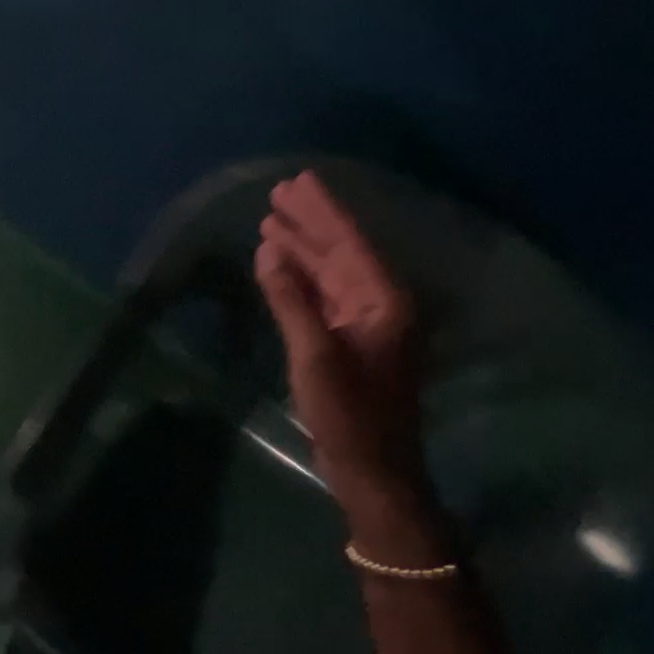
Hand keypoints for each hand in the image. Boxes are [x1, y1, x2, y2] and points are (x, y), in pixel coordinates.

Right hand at [255, 171, 428, 512]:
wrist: (373, 472)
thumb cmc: (349, 414)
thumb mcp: (315, 355)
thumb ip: (291, 298)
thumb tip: (268, 249)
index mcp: (384, 301)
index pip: (349, 243)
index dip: (322, 211)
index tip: (297, 182)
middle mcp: (382, 304)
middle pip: (342, 251)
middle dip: (311, 222)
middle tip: (280, 191)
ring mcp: (368, 323)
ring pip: (332, 271)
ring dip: (303, 247)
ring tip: (273, 219)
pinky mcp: (352, 340)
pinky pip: (326, 294)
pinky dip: (303, 276)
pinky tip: (281, 262)